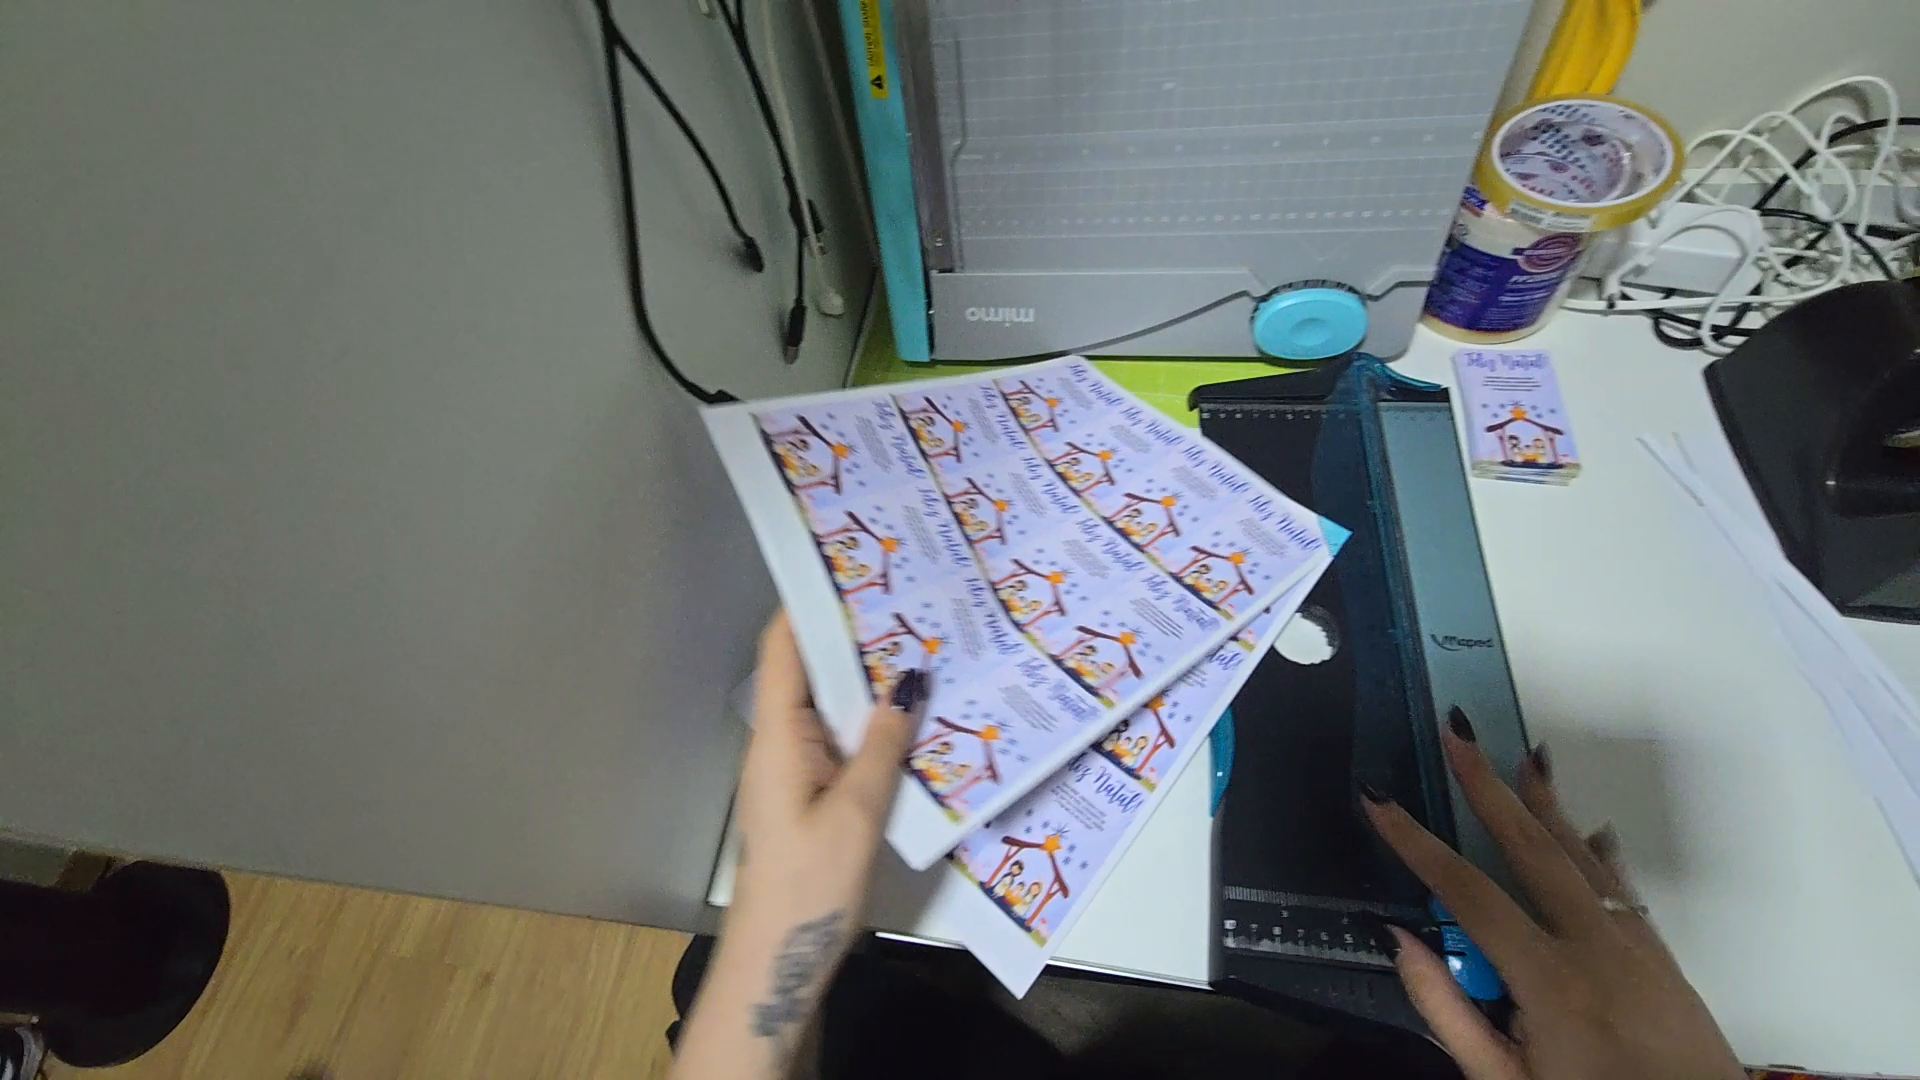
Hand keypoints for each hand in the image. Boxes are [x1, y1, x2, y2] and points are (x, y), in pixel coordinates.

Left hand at [671, 612, 922, 1079]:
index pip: (783, 650)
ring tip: (916, 646)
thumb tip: (909, 681)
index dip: (807, 605)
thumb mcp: (858, 810)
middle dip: (851, 637)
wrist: (779, 960)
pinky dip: (868, 719)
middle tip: (905, 604)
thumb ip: (884, 744)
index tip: (848, 568)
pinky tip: (907, 713)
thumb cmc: (810, 882)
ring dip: (865, 679)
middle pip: (808, 671)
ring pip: (828, 705)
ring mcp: (795, 766)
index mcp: (779, 735)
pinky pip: (839, 737)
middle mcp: (781, 741)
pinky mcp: (811, 789)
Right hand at [1363, 707, 1745, 1079]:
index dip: (1415, 841)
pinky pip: (1625, 892)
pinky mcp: (1665, 964)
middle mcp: (1598, 951)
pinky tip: (1588, 823)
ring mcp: (1639, 952)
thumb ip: (1446, 1011)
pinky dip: (1600, 851)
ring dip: (1548, 802)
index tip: (1376, 799)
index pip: (1468, 891)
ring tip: (1523, 754)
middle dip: (1488, 786)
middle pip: (1533, 850)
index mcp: (1551, 982)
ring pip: (1584, 858)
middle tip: (1458, 733)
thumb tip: (1398, 938)